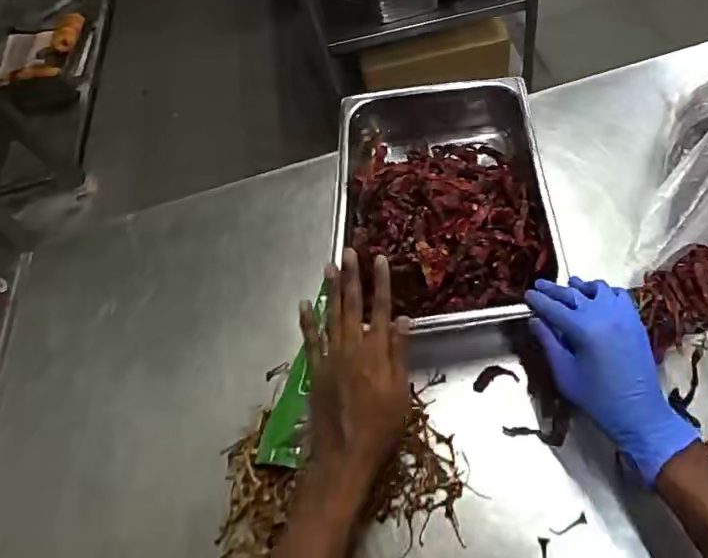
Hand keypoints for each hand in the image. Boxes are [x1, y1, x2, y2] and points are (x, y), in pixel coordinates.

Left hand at [301, 249, 411, 493]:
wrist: (345, 455)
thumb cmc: (381, 428)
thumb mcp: (401, 393)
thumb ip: (400, 353)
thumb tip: (403, 318)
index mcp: (376, 352)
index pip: (381, 309)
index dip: (381, 282)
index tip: (379, 259)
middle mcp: (352, 346)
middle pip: (353, 305)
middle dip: (352, 276)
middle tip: (350, 251)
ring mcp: (331, 356)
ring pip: (331, 315)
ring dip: (331, 289)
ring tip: (330, 265)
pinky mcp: (315, 368)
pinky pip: (310, 338)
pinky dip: (307, 320)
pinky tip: (304, 302)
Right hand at [525, 277, 697, 485]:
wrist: (640, 415)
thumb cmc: (598, 399)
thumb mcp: (565, 374)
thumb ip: (548, 342)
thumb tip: (534, 320)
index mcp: (582, 328)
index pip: (552, 306)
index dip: (537, 299)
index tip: (527, 294)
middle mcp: (601, 314)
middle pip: (572, 293)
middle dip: (553, 289)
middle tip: (540, 285)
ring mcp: (622, 315)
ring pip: (597, 287)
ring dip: (580, 287)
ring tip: (570, 289)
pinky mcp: (635, 321)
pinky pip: (618, 295)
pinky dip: (605, 292)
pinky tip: (598, 300)